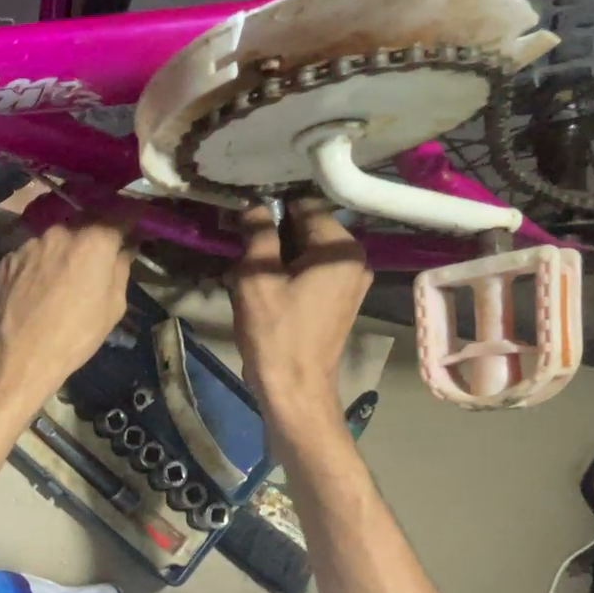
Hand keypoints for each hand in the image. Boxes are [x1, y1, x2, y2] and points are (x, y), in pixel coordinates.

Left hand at [0, 219, 134, 406]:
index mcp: (94, 240)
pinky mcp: (7, 260)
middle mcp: (60, 233)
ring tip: (59, 280)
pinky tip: (35, 288)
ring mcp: (30, 245)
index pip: (120, 216)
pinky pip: (30, 255)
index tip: (132, 228)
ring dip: (60, 253)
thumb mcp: (113, 307)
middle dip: (91, 239)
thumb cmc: (75, 335)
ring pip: (53, 241)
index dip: (128, 222)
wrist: (20, 355)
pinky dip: (37, 265)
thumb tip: (122, 250)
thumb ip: (121, 270)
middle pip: (82, 227)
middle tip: (92, 261)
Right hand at [230, 198, 372, 435]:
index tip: (242, 219)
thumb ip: (258, 236)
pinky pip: (312, 275)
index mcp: (341, 248)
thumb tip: (254, 206)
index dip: (271, 208)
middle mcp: (355, 259)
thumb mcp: (257, 279)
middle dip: (272, 237)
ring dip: (276, 259)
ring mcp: (350, 282)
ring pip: (307, 254)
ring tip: (245, 275)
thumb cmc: (275, 332)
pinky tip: (263, 292)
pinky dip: (287, 276)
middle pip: (307, 230)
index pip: (305, 206)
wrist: (294, 386)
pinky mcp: (340, 302)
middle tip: (239, 253)